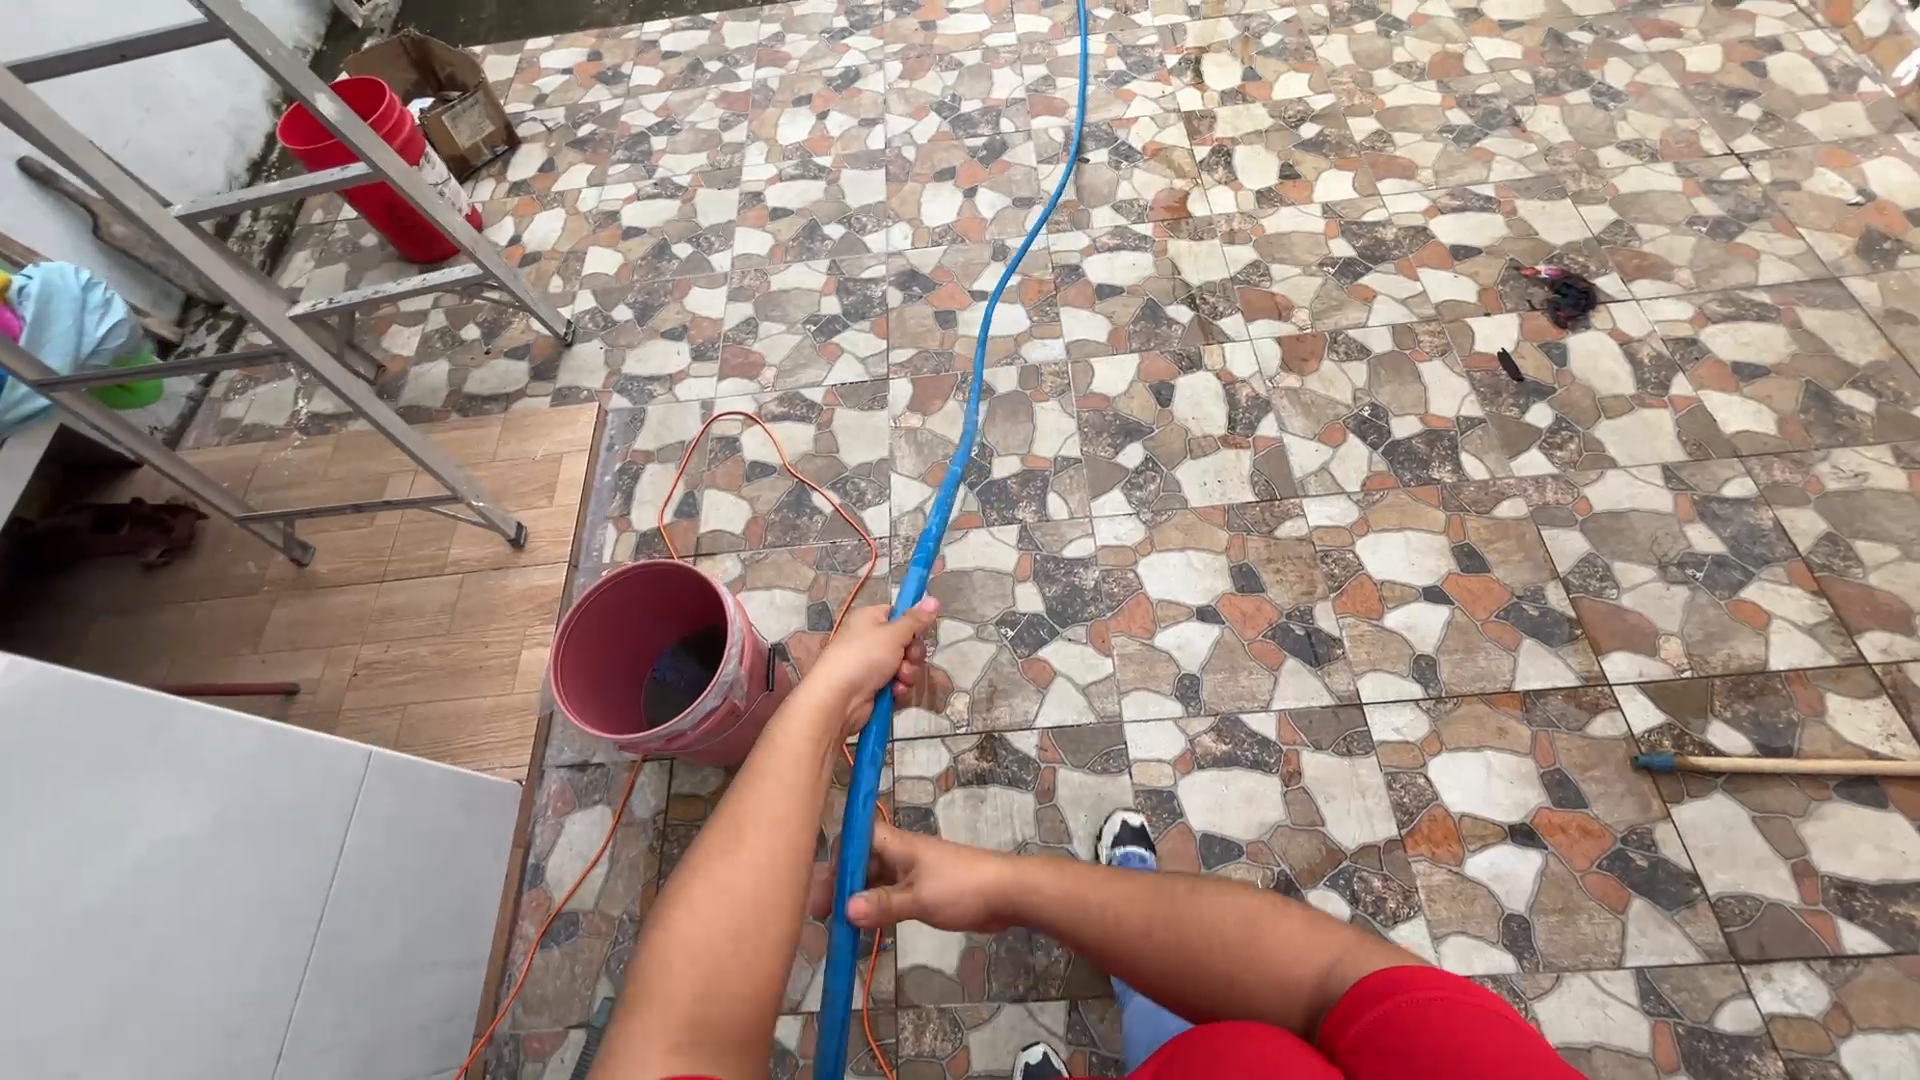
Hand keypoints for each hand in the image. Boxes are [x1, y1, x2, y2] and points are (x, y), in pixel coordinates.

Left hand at [807, 598, 939, 735]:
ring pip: (906, 665)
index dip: (911, 623)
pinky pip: (898, 683)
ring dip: (908, 673)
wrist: (839, 698)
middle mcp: (871, 640)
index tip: (921, 630)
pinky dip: (899, 688)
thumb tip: (934, 599)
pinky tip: (893, 692)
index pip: (897, 614)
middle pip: (907, 641)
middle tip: (908, 659)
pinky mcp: (876, 686)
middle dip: (913, 654)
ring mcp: (873, 664)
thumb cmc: (864, 656)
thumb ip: (916, 620)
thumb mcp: (894, 634)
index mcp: (871, 619)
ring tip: (899, 679)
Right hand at [808, 821, 1014, 934]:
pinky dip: (876, 909)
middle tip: (820, 915)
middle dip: (840, 884)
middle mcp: (901, 854)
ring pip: (875, 881)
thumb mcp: (919, 899)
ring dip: (856, 898)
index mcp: (898, 844)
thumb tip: (844, 910)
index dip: (838, 856)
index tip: (825, 886)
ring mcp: (913, 872)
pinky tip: (865, 929)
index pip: (858, 837)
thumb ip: (883, 905)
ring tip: (836, 926)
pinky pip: (890, 896)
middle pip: (862, 862)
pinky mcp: (924, 891)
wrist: (1006, 892)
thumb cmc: (962, 887)